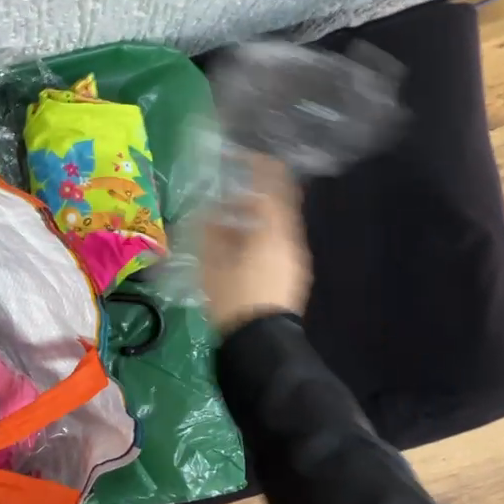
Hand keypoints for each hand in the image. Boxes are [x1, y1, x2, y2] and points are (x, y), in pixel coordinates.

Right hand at [198, 152, 311, 333]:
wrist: (261, 346)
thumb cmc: (233, 300)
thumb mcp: (211, 264)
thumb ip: (210, 231)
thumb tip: (208, 210)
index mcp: (273, 230)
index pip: (271, 181)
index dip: (254, 164)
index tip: (234, 158)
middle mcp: (290, 240)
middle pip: (275, 204)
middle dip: (249, 197)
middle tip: (223, 199)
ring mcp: (294, 260)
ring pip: (275, 227)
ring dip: (251, 221)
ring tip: (222, 230)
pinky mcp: (291, 278)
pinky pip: (275, 247)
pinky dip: (257, 240)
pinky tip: (235, 254)